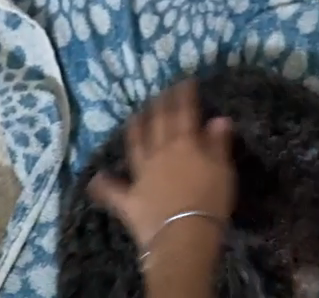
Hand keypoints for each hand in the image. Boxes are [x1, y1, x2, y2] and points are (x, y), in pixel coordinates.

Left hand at [88, 80, 235, 249]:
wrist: (184, 237)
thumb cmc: (210, 203)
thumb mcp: (223, 170)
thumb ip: (218, 143)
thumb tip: (219, 119)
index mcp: (184, 143)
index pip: (184, 111)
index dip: (184, 94)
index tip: (185, 82)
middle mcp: (160, 152)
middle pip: (158, 122)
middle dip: (160, 104)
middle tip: (160, 92)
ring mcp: (142, 173)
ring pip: (135, 144)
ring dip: (135, 128)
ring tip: (135, 116)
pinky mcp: (130, 198)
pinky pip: (113, 190)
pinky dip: (104, 185)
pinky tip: (95, 178)